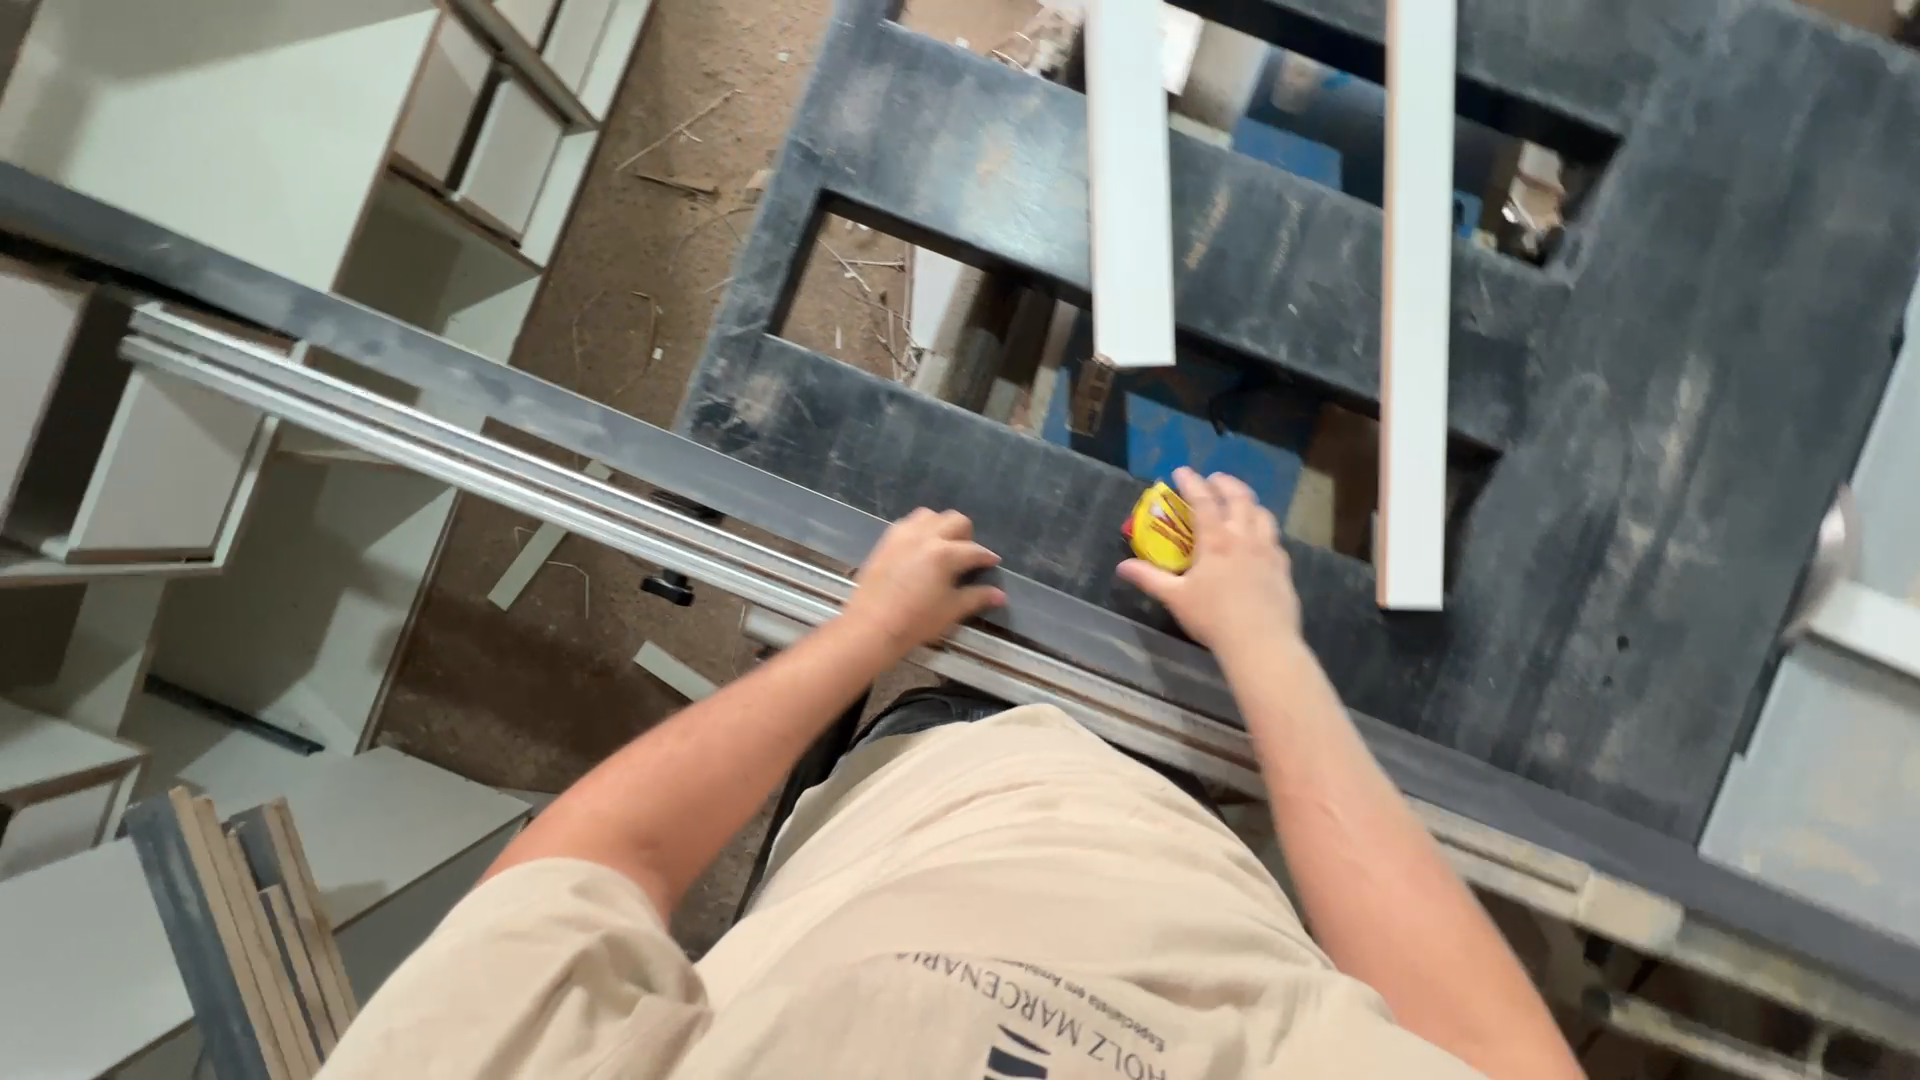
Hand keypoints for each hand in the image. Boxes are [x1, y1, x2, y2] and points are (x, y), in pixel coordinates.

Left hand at [842, 509, 1006, 661]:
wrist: (872, 626)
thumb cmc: (915, 621)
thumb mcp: (951, 610)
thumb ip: (977, 597)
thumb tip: (1000, 595)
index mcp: (945, 554)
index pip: (975, 550)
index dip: (987, 557)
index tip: (992, 563)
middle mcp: (926, 536)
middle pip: (956, 520)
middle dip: (966, 535)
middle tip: (966, 555)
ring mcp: (903, 535)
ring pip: (931, 515)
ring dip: (942, 526)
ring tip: (942, 547)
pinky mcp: (887, 540)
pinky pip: (908, 523)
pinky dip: (920, 529)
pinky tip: (920, 548)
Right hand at [1117, 468, 1301, 662]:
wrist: (1262, 642)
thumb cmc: (1213, 618)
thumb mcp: (1175, 598)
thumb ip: (1149, 578)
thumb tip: (1122, 566)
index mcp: (1216, 540)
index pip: (1203, 500)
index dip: (1191, 482)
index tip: (1181, 471)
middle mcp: (1244, 537)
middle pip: (1239, 498)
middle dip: (1225, 483)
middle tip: (1214, 479)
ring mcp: (1268, 551)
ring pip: (1262, 514)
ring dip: (1248, 501)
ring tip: (1239, 502)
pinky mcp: (1283, 567)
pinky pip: (1275, 538)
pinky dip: (1264, 528)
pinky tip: (1260, 538)